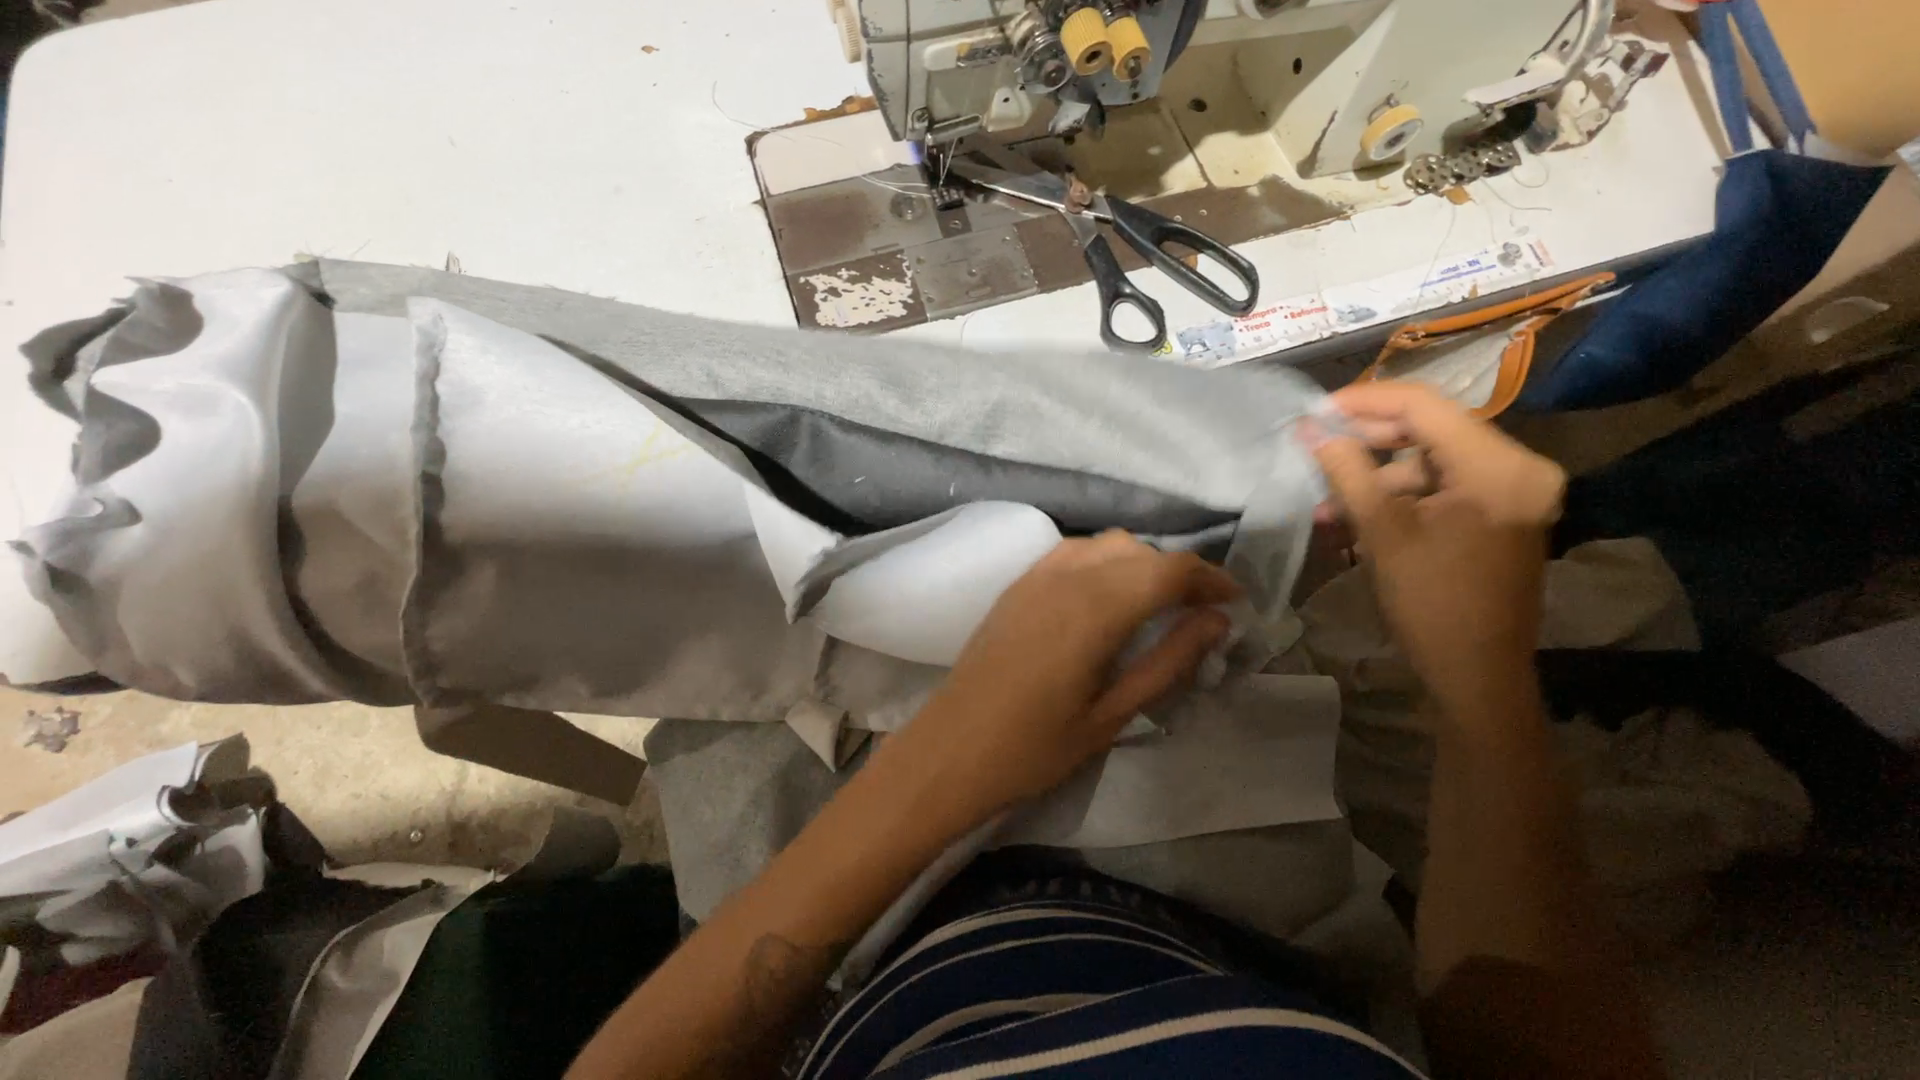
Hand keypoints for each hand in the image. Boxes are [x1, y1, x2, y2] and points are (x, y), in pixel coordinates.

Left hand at [884, 531, 1239, 825]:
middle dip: (1181, 571)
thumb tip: (1217, 621)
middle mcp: (1065, 577)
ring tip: (1162, 603)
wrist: (949, 751)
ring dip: (1142, 562)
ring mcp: (1035, 576)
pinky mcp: (1016, 586)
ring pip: (1106, 544)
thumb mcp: (1112, 716)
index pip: (1168, 569)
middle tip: (1205, 609)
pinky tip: (1111, 596)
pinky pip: (1074, 552)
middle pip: (1140, 550)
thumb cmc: (1034, 749)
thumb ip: (1168, 662)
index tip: (1237, 601)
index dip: (1211, 578)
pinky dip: (1106, 561)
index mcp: (1094, 609)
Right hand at [1311, 383, 1563, 722]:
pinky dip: (1401, 497)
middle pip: (1431, 430)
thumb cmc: (1431, 603)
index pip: (1425, 406)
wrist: (1477, 675)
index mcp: (1499, 466)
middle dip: (1367, 441)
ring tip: (1326, 503)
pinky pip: (1444, 486)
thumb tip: (1312, 431)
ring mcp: (1514, 491)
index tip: (1314, 412)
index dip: (1364, 402)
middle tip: (1315, 448)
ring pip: (1432, 461)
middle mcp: (1519, 467)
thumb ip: (1347, 471)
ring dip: (1377, 477)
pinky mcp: (1502, 514)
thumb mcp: (1382, 532)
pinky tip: (1356, 516)